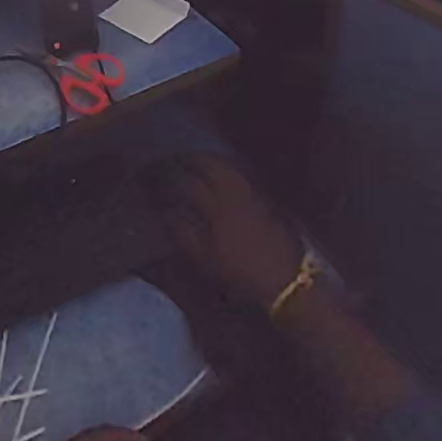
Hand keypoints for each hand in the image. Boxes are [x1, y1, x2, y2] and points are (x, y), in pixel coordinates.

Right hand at [145, 154, 303, 305]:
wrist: (288, 283)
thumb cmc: (240, 273)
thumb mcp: (205, 258)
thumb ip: (182, 232)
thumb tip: (166, 211)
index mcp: (214, 204)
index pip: (185, 180)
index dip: (167, 175)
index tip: (153, 172)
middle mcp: (232, 192)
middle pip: (208, 164)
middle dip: (188, 158)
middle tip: (173, 157)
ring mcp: (251, 194)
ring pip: (226, 167)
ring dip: (208, 160)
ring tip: (194, 160)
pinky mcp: (264, 201)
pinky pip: (239, 176)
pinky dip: (225, 169)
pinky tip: (220, 175)